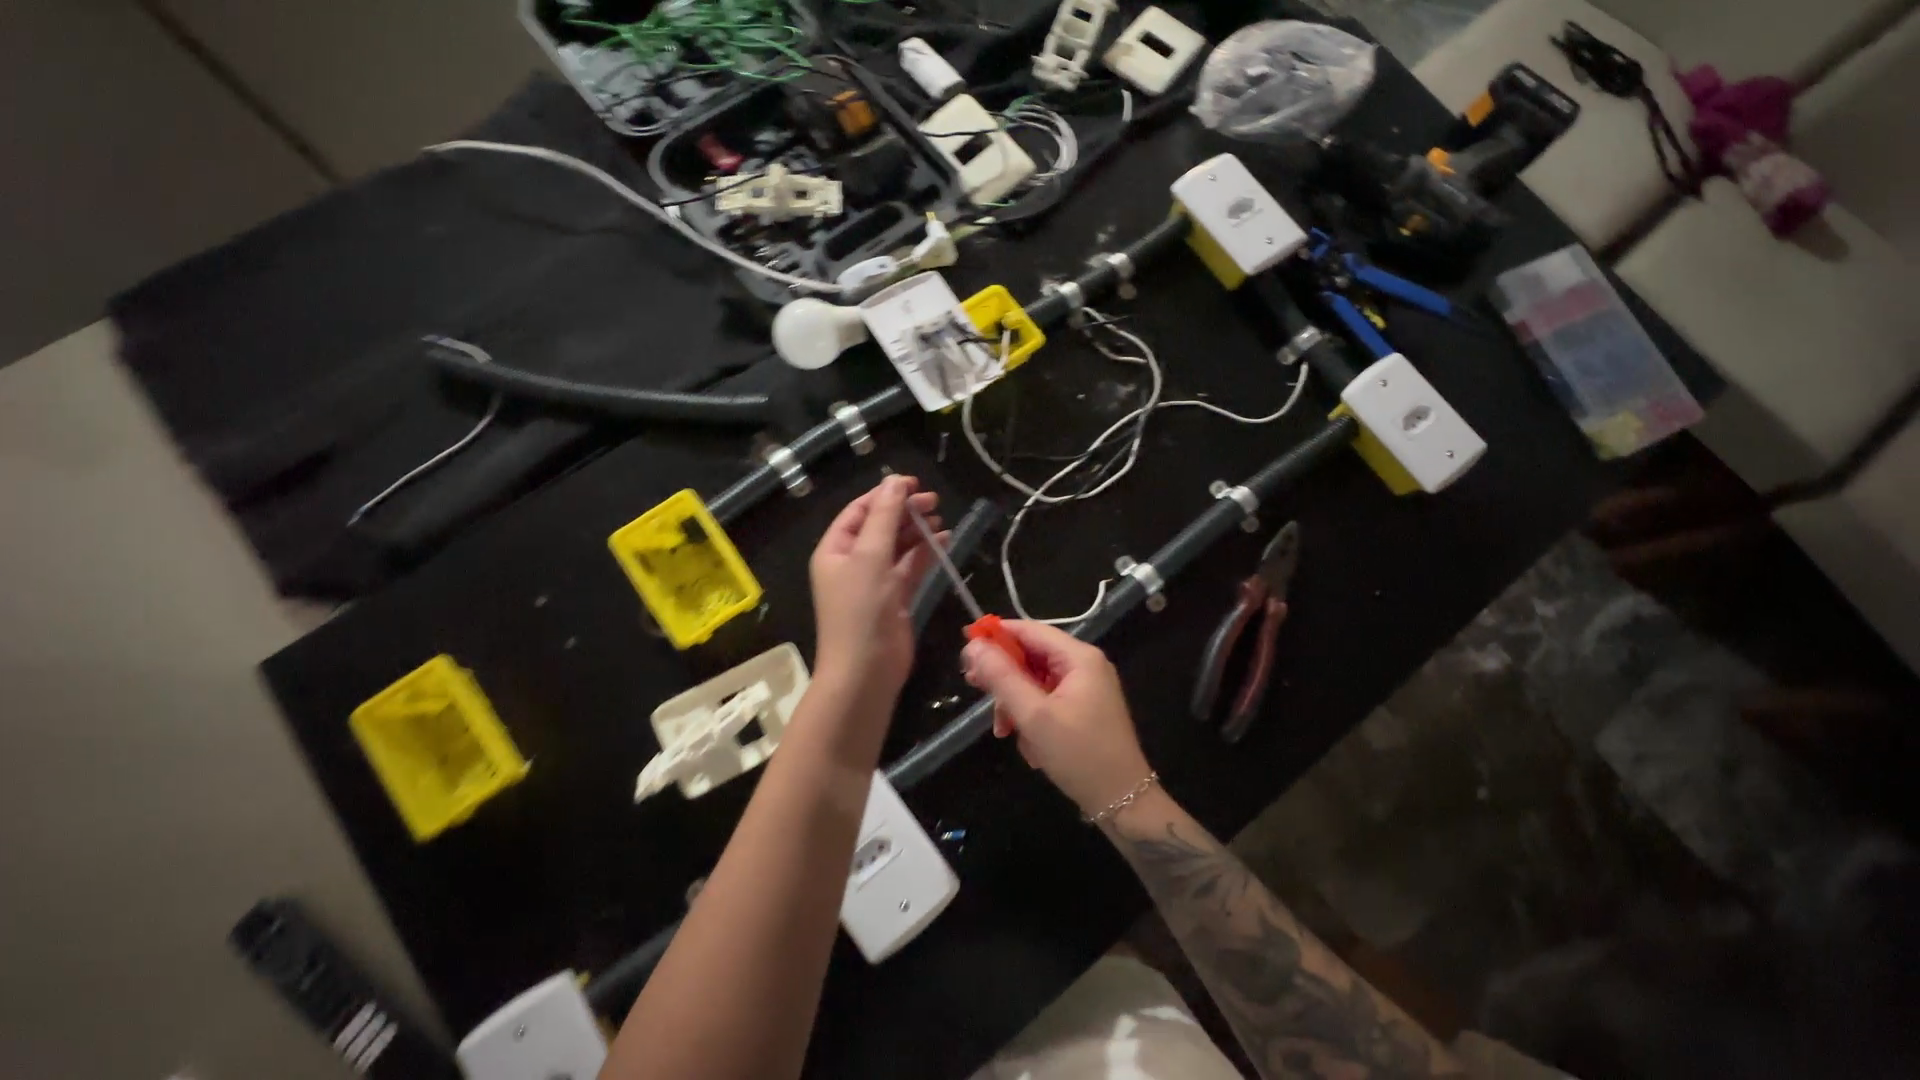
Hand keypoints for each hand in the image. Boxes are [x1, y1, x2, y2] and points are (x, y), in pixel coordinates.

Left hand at [809, 475, 943, 704]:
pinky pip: (910, 567)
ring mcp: (874, 582)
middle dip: (905, 512)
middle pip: (880, 526)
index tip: (914, 484)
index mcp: (835, 550)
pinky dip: (926, 553)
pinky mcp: (895, 599)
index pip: (859, 511)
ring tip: (941, 520)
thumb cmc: (861, 610)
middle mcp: (852, 563)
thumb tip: (895, 481)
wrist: (866, 671)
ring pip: (898, 546)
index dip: (885, 495)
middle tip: (933, 502)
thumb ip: (884, 517)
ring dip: (917, 531)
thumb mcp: (870, 557)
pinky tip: (945, 541)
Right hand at [961, 621, 1151, 815]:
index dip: (996, 635)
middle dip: (1004, 676)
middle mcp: (1084, 667)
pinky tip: (1028, 744)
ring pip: (1035, 682)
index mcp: (1079, 658)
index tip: (966, 649)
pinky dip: (1031, 718)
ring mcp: (1085, 689)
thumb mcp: (1034, 716)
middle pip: (1031, 656)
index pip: (1030, 630)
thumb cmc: (1079, 754)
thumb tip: (974, 646)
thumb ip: (1002, 677)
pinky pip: (1046, 702)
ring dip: (1015, 704)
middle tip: (974, 688)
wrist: (1123, 801)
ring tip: (1004, 731)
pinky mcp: (1083, 711)